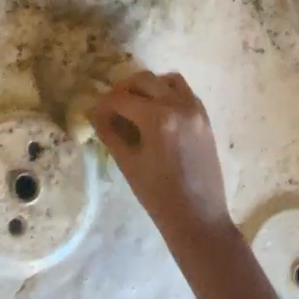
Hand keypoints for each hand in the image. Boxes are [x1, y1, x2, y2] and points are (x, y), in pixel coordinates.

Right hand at [92, 71, 233, 242]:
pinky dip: (168, 93)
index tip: (95, 113)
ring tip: (136, 104)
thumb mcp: (127, 163)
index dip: (104, 104)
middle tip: (111, 106)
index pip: (121, 98)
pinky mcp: (205, 118)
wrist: (199, 218)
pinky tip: (157, 112)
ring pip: (167, 80)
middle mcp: (178, 106)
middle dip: (123, 89)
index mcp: (158, 118)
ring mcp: (195, 110)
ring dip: (148, 86)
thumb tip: (93, 112)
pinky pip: (184, 92)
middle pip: (143, 80)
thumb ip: (109, 132)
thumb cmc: (158, 195)